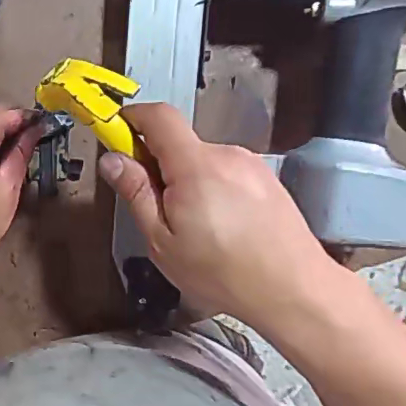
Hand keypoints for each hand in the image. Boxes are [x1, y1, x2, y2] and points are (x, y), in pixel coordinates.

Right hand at [98, 103, 356, 330]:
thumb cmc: (228, 273)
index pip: (158, 116)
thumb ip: (137, 194)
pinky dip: (213, 190)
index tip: (116, 136)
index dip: (131, 119)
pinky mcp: (265, 178)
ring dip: (188, 182)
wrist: (292, 288)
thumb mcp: (163, 242)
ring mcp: (250, 165)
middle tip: (154, 205)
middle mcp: (226, 155)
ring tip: (193, 228)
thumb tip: (113, 161)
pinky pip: (226, 173)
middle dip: (158, 165)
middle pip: (180, 142)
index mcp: (196, 166)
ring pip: (203, 161)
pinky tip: (220, 227)